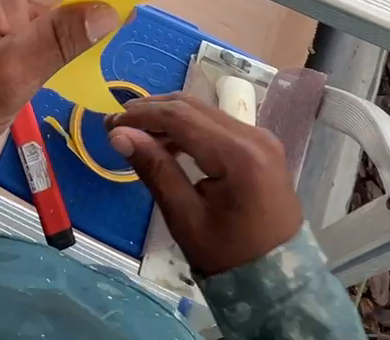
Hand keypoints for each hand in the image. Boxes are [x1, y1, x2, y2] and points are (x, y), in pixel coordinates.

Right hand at [107, 92, 301, 274]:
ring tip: (136, 134)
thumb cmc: (230, 258)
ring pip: (202, 110)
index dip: (140, 117)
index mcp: (239, 155)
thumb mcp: (187, 219)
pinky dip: (186, 126)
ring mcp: (260, 137)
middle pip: (191, 107)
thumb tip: (119, 135)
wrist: (281, 283)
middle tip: (117, 126)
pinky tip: (165, 141)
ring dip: (167, 116)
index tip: (109, 126)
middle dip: (150, 111)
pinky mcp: (259, 145)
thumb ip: (156, 170)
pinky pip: (215, 123)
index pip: (180, 118)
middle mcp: (254, 135)